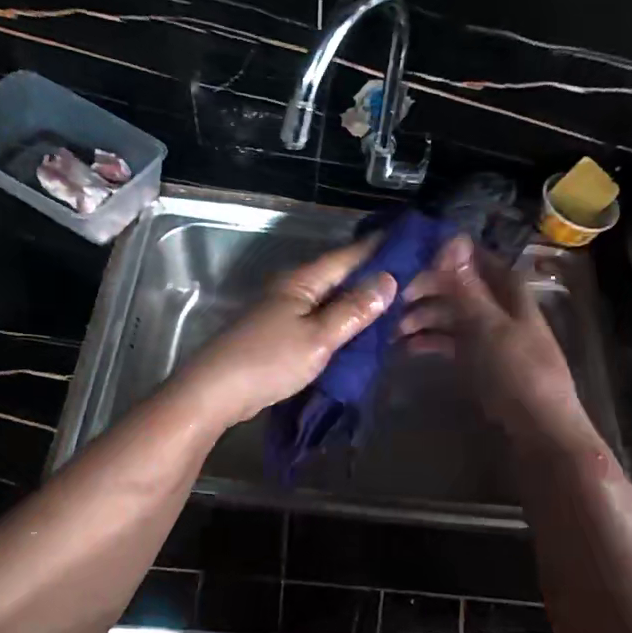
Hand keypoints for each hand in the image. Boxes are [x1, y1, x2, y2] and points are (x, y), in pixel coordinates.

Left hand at [172, 236, 396, 427]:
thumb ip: (353, 310)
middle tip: (415, 276)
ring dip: (359, 300)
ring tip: (396, 303)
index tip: (412, 240)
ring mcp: (284, 311)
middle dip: (374, 274)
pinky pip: (320, 318)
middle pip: (339, 275)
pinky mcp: (280, 333)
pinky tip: (360, 330)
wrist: (216, 392)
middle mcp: (293, 288)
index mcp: (302, 281)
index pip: (348, 255)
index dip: (379, 247)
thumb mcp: (318, 338)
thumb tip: (389, 279)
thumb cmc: (268, 361)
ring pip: (330, 298)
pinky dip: (342, 320)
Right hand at [398, 235, 590, 442]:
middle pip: (457, 287)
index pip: (475, 259)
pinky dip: (428, 342)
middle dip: (426, 290)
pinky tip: (405, 348)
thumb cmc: (519, 372)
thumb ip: (467, 287)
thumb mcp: (489, 326)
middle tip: (394, 300)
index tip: (410, 257)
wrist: (538, 429)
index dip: (445, 255)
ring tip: (393, 330)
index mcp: (509, 291)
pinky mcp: (476, 359)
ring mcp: (485, 334)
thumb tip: (452, 239)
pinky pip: (447, 341)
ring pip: (449, 315)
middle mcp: (496, 307)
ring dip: (422, 318)